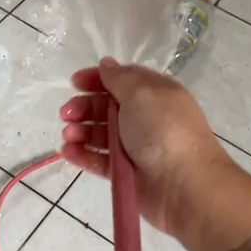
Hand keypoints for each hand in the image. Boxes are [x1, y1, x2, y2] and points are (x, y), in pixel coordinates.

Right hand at [59, 58, 230, 236]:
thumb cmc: (163, 130)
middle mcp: (145, 118)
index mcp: (154, 94)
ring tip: (68, 135)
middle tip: (67, 113)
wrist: (184, 185)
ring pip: (100, 135)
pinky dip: (82, 154)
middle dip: (84, 107)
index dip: (97, 79)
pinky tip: (67, 151)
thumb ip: (119, 78)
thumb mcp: (142, 93)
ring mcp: (135, 147)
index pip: (121, 80)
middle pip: (106, 107)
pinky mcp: (125, 173)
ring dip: (80, 131)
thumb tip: (106, 65)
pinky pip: (99, 160)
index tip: (74, 83)